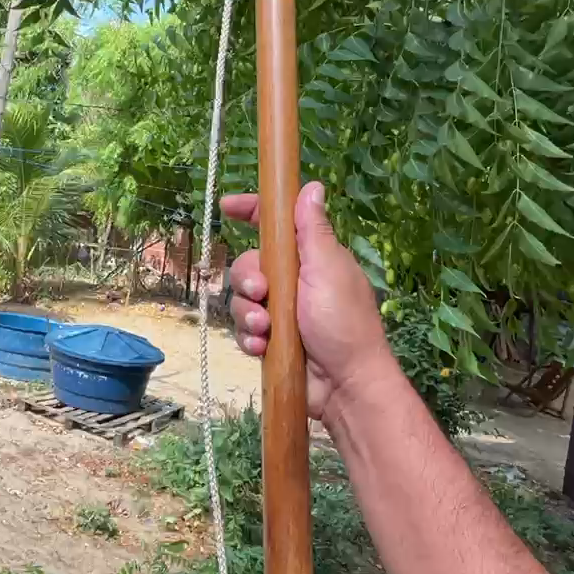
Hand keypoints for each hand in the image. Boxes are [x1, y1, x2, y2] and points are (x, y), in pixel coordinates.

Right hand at [223, 181, 395, 422]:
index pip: (275, 225)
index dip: (251, 211)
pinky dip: (250, 338)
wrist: (345, 386)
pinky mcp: (271, 339)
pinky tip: (263, 348)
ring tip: (266, 330)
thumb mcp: (328, 269)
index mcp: (309, 258)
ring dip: (249, 314)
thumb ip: (313, 230)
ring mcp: (280, 312)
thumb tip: (311, 187)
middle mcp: (292, 281)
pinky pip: (244, 330)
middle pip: (248, 264)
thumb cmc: (344, 323)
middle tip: (261, 292)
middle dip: (247, 278)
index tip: (228, 206)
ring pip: (241, 299)